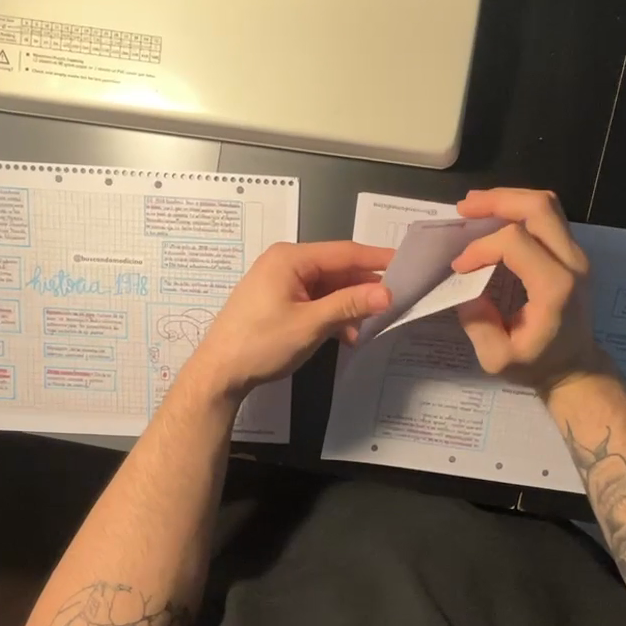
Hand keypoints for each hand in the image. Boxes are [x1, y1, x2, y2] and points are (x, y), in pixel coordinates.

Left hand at [180, 241, 393, 402]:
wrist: (219, 373)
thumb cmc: (260, 344)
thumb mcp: (310, 324)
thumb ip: (349, 305)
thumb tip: (387, 293)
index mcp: (290, 258)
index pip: (344, 253)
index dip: (377, 259)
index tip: (407, 265)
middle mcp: (285, 263)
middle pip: (337, 270)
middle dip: (363, 289)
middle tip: (394, 303)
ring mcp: (281, 283)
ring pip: (328, 288)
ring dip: (348, 307)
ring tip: (366, 329)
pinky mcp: (278, 302)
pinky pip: (314, 301)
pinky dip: (332, 315)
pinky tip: (345, 336)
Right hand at [450, 188, 610, 395]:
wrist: (576, 368)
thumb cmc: (538, 365)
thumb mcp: (497, 359)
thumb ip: (478, 325)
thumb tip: (467, 290)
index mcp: (554, 287)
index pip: (514, 242)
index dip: (481, 248)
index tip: (459, 268)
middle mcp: (571, 262)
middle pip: (538, 207)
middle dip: (497, 201)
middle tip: (464, 207)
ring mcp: (576, 254)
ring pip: (547, 205)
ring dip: (508, 200)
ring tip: (476, 206)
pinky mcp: (572, 253)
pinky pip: (547, 217)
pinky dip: (518, 210)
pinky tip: (494, 218)